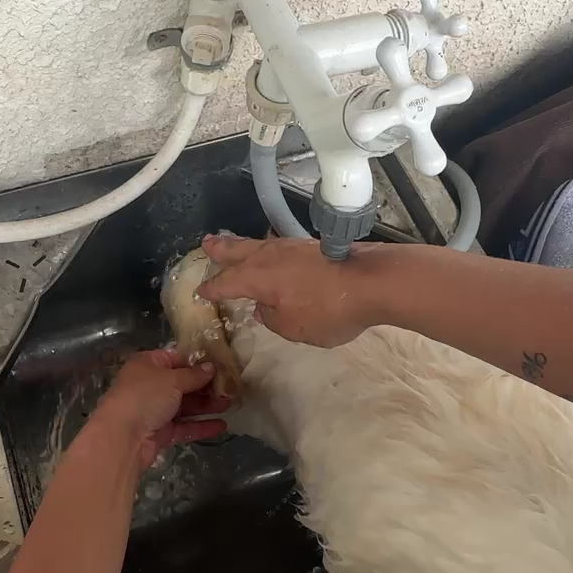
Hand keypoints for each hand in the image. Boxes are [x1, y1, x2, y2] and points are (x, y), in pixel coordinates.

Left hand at [90, 349, 226, 466]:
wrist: (122, 436)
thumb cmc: (145, 396)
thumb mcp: (172, 379)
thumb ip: (194, 375)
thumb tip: (211, 367)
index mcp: (148, 364)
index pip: (176, 359)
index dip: (197, 362)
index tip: (220, 365)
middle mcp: (150, 385)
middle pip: (182, 384)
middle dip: (205, 386)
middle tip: (230, 387)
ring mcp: (154, 410)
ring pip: (184, 406)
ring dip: (206, 406)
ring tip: (230, 405)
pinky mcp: (159, 432)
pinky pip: (183, 426)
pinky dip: (200, 426)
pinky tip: (221, 426)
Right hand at [195, 234, 395, 347]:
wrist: (372, 282)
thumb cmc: (328, 309)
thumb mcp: (294, 328)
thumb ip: (273, 319)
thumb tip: (264, 309)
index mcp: (258, 276)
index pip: (226, 282)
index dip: (212, 288)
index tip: (200, 291)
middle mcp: (270, 256)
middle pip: (238, 251)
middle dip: (221, 250)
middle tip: (206, 244)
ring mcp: (293, 248)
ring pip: (259, 245)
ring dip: (243, 246)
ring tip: (234, 247)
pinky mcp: (312, 248)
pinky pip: (278, 247)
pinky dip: (266, 250)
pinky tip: (271, 256)